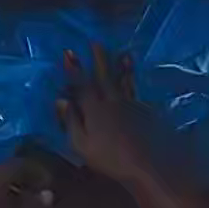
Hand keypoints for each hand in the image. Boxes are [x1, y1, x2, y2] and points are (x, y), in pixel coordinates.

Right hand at [57, 44, 160, 185]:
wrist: (148, 165)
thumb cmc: (109, 158)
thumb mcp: (81, 144)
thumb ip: (71, 121)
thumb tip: (60, 100)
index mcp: (94, 109)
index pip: (82, 84)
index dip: (74, 68)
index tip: (69, 52)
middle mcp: (113, 101)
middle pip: (105, 76)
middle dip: (99, 58)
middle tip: (96, 42)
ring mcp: (132, 105)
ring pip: (125, 80)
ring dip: (122, 66)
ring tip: (123, 53)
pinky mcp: (147, 112)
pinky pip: (137, 92)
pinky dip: (134, 82)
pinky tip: (136, 80)